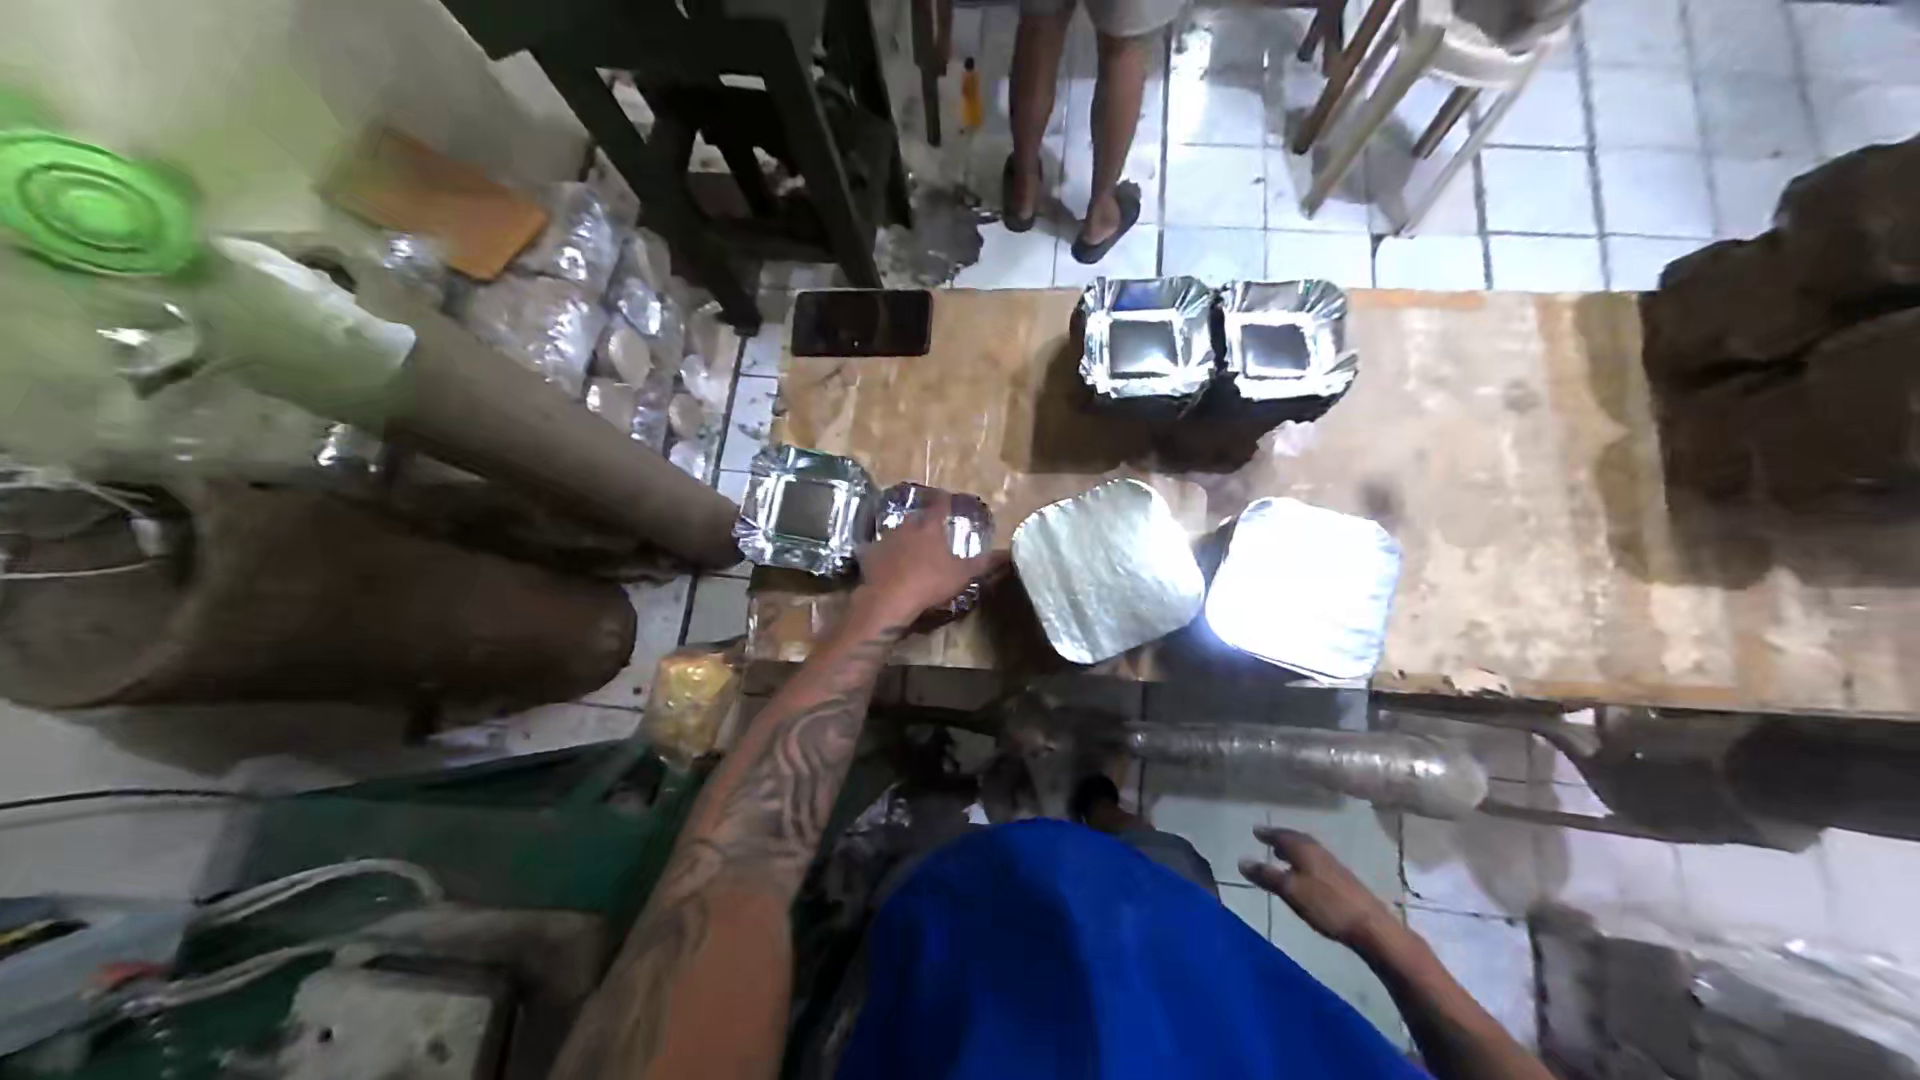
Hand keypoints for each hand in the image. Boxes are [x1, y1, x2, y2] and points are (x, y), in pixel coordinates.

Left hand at [853, 491, 1006, 626]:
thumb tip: (1006, 553)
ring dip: (903, 538)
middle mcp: (906, 527)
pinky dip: (882, 556)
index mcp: (929, 527)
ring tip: (909, 549)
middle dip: (923, 522)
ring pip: (896, 533)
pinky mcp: (868, 555)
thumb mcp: (963, 575)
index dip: (945, 500)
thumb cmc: (930, 582)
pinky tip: (885, 564)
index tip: (947, 497)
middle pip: (916, 519)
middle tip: (930, 529)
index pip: (939, 505)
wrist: (888, 599)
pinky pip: (877, 551)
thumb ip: (983, 563)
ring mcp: (884, 540)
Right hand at [1239, 826, 1402, 952]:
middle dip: (1281, 838)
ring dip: (1294, 850)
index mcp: (1303, 849)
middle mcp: (1318, 851)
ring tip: (1282, 855)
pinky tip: (1304, 874)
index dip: (1267, 833)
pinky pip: (1317, 861)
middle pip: (1296, 839)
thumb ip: (1266, 875)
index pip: (1281, 835)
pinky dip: (1305, 861)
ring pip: (1308, 850)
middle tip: (1268, 839)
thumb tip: (1241, 861)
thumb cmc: (1325, 905)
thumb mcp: (1289, 890)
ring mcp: (1333, 865)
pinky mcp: (1343, 880)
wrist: (1371, 927)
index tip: (1255, 831)